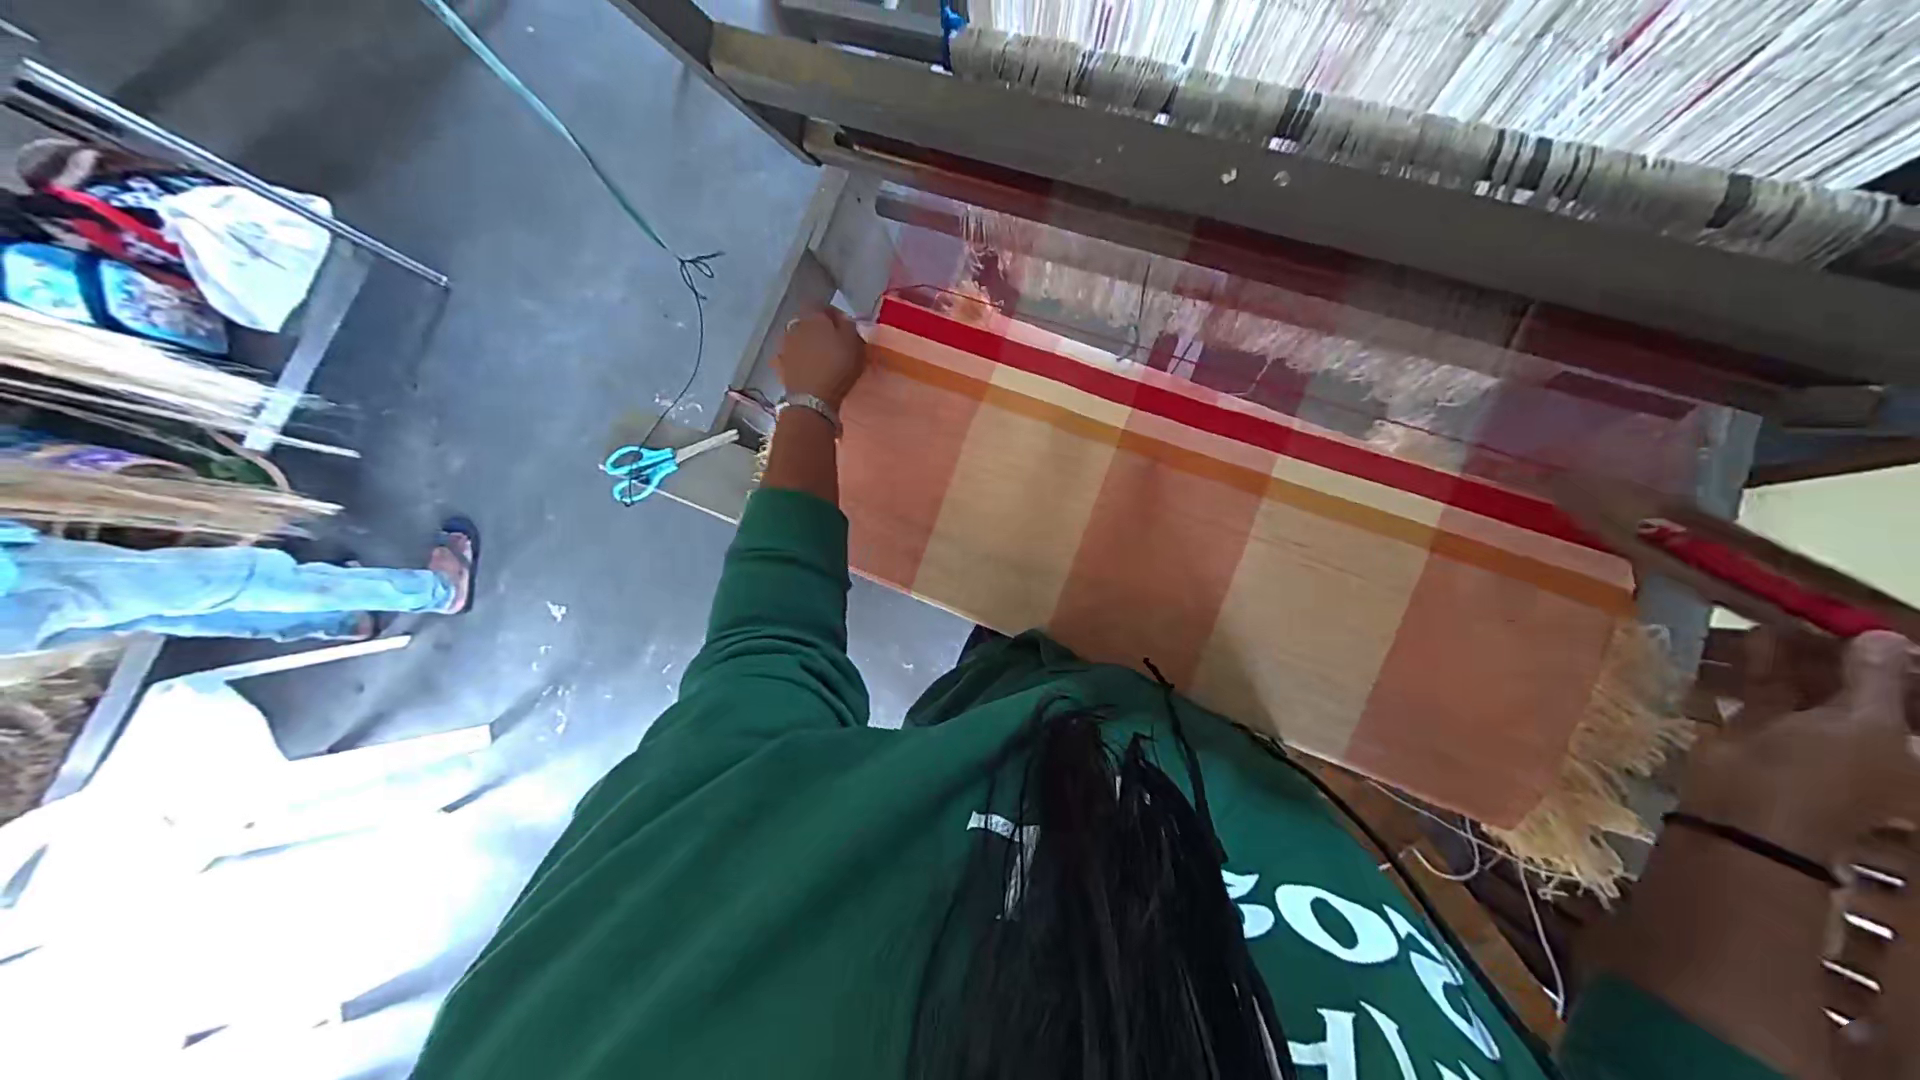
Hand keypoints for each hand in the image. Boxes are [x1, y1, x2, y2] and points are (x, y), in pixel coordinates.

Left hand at [773, 309, 865, 408]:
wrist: (813, 400)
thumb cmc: (838, 368)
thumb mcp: (854, 344)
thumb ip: (849, 326)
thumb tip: (843, 320)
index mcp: (813, 317)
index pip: (823, 306)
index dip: (835, 315)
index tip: (845, 326)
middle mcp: (795, 326)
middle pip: (808, 322)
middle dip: (819, 329)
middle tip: (833, 342)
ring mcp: (785, 346)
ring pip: (798, 338)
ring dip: (807, 343)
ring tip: (819, 356)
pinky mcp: (781, 365)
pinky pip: (790, 356)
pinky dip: (796, 358)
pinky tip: (804, 366)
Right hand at [1677, 630, 1918, 866]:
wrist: (1744, 809)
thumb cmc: (1823, 773)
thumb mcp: (1864, 724)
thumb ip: (1875, 678)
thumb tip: (1883, 636)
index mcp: (1914, 747)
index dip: (1910, 664)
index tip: (1888, 632)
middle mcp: (1872, 738)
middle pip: (1870, 686)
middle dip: (1853, 653)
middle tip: (1836, 618)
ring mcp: (1813, 732)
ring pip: (1816, 683)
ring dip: (1804, 653)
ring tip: (1791, 617)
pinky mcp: (1763, 726)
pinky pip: (1769, 689)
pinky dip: (1763, 663)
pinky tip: (1758, 635)